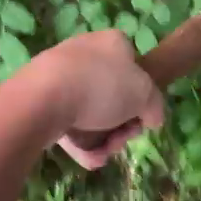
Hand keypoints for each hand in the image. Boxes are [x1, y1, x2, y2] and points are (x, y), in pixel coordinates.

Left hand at [20, 30, 163, 169]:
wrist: (45, 96)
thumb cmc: (102, 86)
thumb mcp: (144, 94)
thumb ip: (155, 105)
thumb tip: (153, 117)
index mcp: (113, 42)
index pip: (135, 67)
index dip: (141, 96)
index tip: (139, 118)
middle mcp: (89, 52)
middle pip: (114, 95)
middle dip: (121, 123)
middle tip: (120, 138)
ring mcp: (64, 74)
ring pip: (92, 111)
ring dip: (102, 137)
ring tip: (101, 153)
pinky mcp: (44, 96)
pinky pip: (69, 121)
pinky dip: (80, 141)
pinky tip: (87, 157)